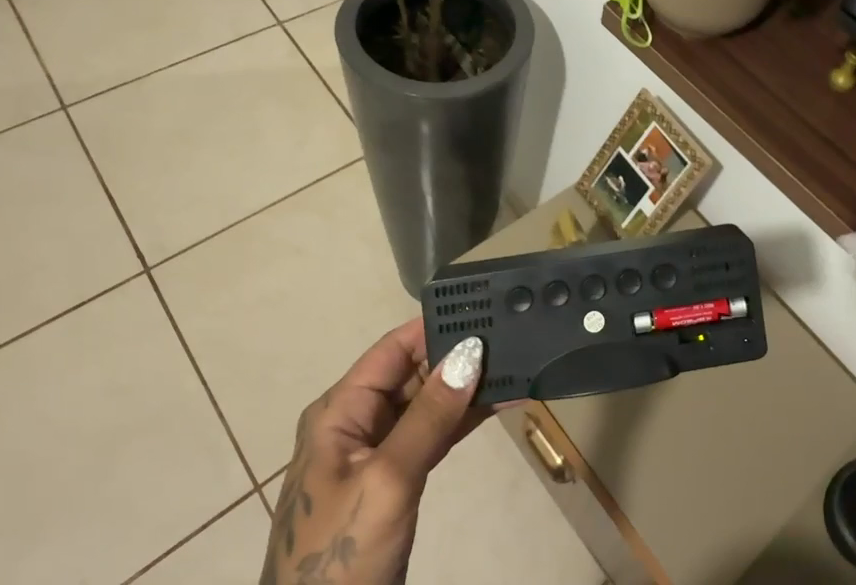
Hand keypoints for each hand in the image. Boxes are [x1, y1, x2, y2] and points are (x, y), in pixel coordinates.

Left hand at [260, 320, 486, 584]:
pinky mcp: (392, 482)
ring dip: (465, 388)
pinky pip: (430, 437)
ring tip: (516, 364)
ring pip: (425, 406)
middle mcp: (354, 424)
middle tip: (511, 333)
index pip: (391, 351)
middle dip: (456, 355)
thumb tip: (469, 352)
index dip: (433, 327)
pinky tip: (498, 406)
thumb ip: (429, 416)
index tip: (482, 307)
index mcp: (339, 412)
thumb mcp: (388, 478)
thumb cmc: (341, 549)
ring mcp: (374, 455)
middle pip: (410, 374)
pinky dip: (461, 421)